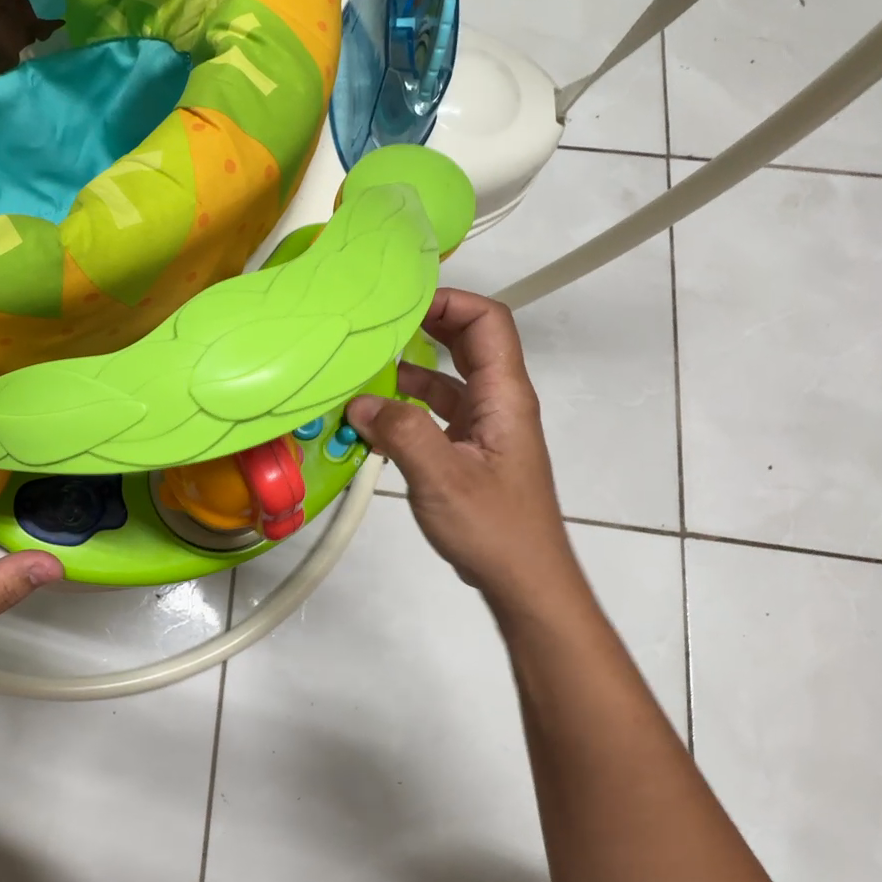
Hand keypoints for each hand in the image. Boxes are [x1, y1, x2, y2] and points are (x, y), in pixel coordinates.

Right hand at [346, 289, 578, 596]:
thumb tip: (359, 403)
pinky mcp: (466, 453)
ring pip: (444, 381)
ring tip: (358, 373)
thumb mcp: (442, 477)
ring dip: (405, 372)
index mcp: (504, 397)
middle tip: (372, 328)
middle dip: (422, 328)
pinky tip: (367, 423)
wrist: (523, 580)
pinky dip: (401, 410)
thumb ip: (401, 433)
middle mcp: (496, 404)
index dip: (450, 301)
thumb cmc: (493, 527)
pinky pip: (432, 415)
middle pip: (465, 344)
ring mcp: (481, 429)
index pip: (488, 322)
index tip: (401, 303)